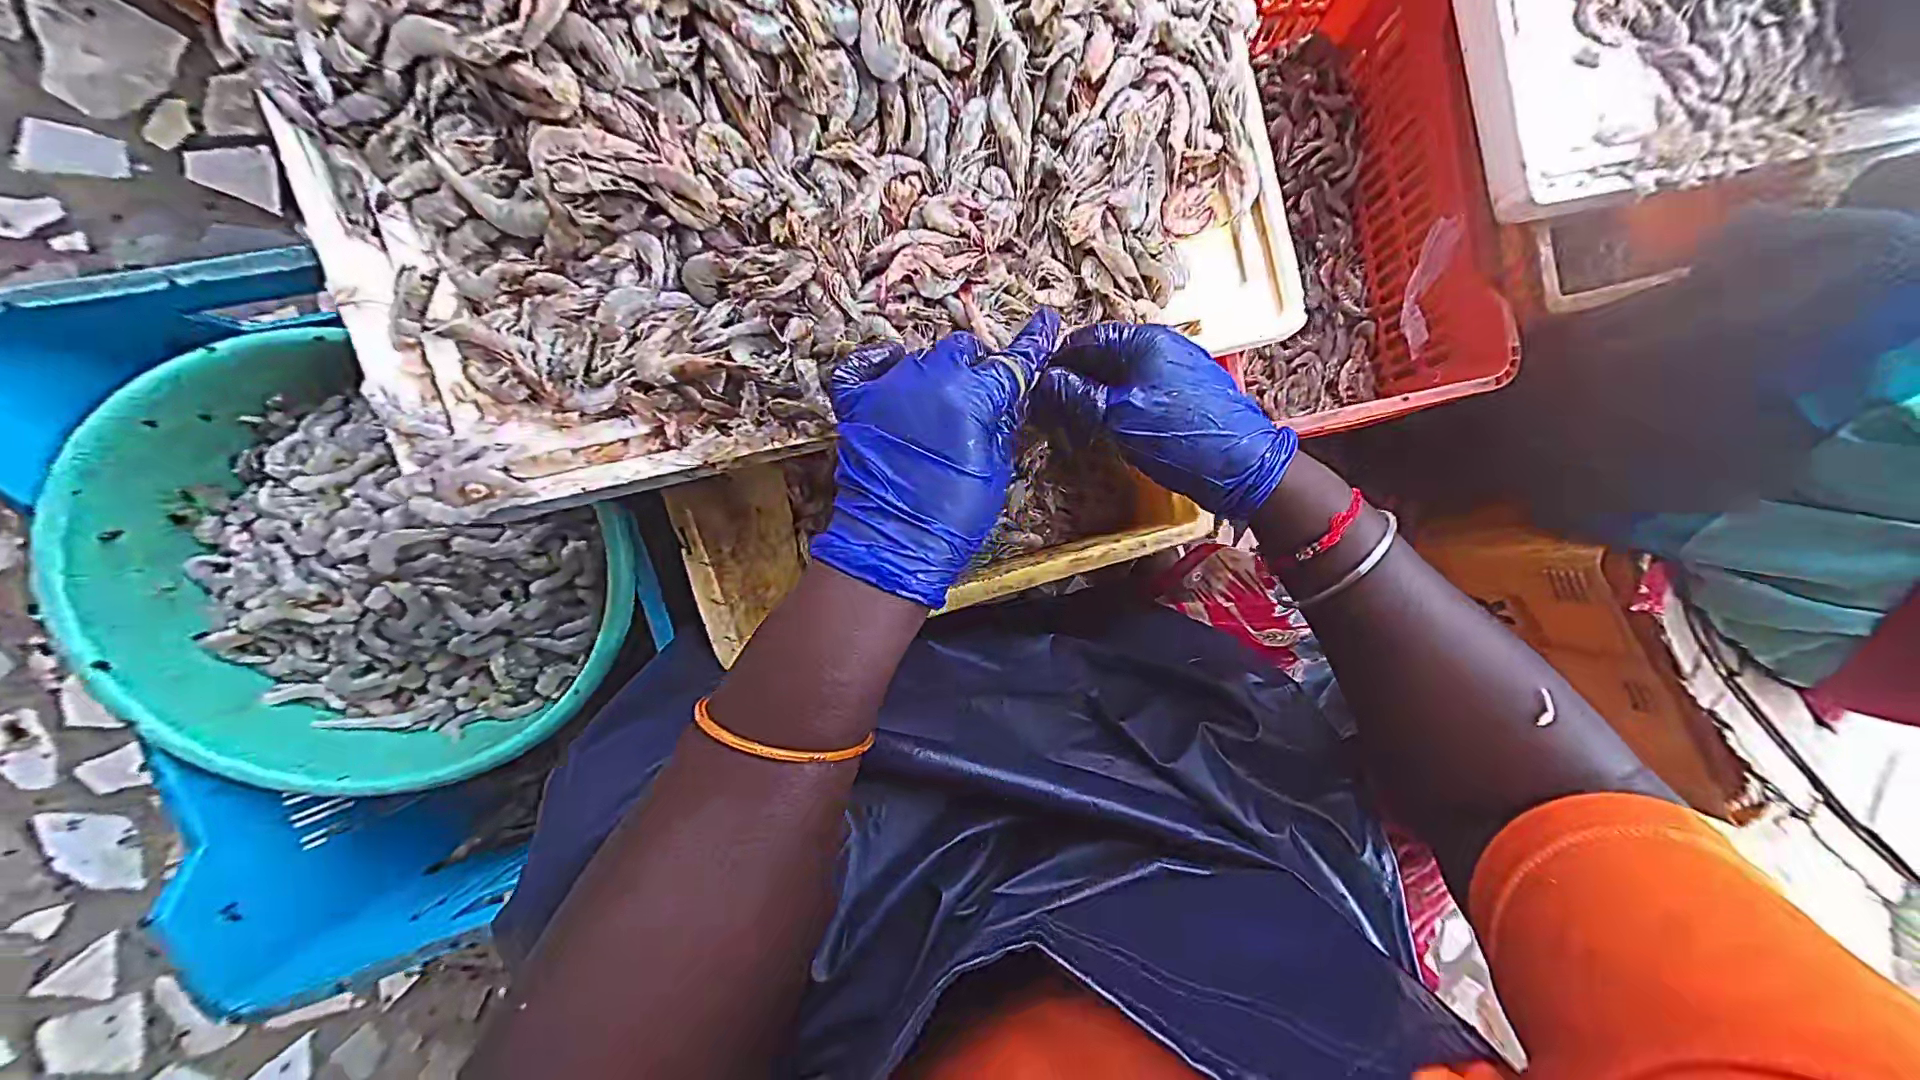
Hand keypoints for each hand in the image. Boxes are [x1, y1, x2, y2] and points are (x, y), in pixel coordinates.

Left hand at [811, 310, 1060, 607]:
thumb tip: (1008, 397)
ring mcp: (888, 388)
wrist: (894, 543)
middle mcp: (929, 379)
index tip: (1045, 325)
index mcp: (972, 396)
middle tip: (981, 394)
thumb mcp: (996, 469)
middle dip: (976, 367)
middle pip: (962, 351)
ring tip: (939, 401)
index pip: (1010, 362)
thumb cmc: (954, 517)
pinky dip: (879, 365)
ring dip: (935, 373)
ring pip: (920, 357)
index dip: (1032, 344)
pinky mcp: (856, 403)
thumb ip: (1002, 423)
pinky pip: (863, 366)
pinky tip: (892, 368)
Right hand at [1036, 323, 1297, 519]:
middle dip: (1075, 380)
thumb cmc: (1178, 437)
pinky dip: (1118, 403)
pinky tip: (1110, 427)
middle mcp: (1160, 344)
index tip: (1035, 389)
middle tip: (1051, 411)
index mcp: (1142, 340)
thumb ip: (1078, 395)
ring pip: (1120, 374)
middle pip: (1102, 355)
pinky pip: (1139, 389)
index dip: (1056, 363)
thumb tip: (1043, 380)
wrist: (1244, 466)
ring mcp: (1175, 367)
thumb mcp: (1118, 417)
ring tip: (1076, 422)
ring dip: (1096, 395)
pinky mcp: (1184, 391)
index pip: (1083, 339)